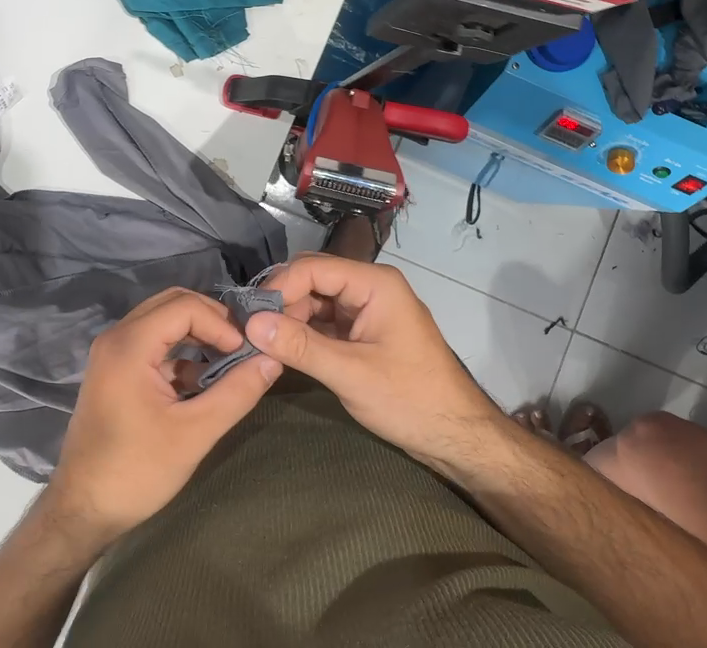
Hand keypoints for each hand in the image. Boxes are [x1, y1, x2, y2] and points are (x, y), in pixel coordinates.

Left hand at [46, 287, 281, 544]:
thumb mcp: (195, 433)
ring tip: (230, 361)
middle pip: (172, 304)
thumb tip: (273, 360)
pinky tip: (204, 381)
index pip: (185, 306)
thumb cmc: (137, 470)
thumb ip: (236, 392)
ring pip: (162, 322)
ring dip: (197, 334)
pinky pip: (152, 344)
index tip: (246, 352)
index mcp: (129, 344)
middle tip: (242, 347)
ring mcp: (112, 354)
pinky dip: (181, 352)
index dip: (221, 323)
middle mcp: (116, 338)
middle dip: (211, 320)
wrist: (83, 509)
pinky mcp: (115, 372)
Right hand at [245, 254, 500, 473]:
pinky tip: (282, 350)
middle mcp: (370, 287)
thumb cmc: (410, 400)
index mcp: (375, 284)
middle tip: (251, 332)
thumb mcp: (351, 374)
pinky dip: (303, 333)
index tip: (251, 319)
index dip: (279, 288)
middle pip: (312, 279)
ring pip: (315, 301)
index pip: (313, 268)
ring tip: (261, 343)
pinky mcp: (362, 332)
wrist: (455, 437)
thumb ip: (300, 346)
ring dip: (289, 319)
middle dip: (281, 302)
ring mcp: (366, 309)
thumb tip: (251, 323)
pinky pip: (324, 321)